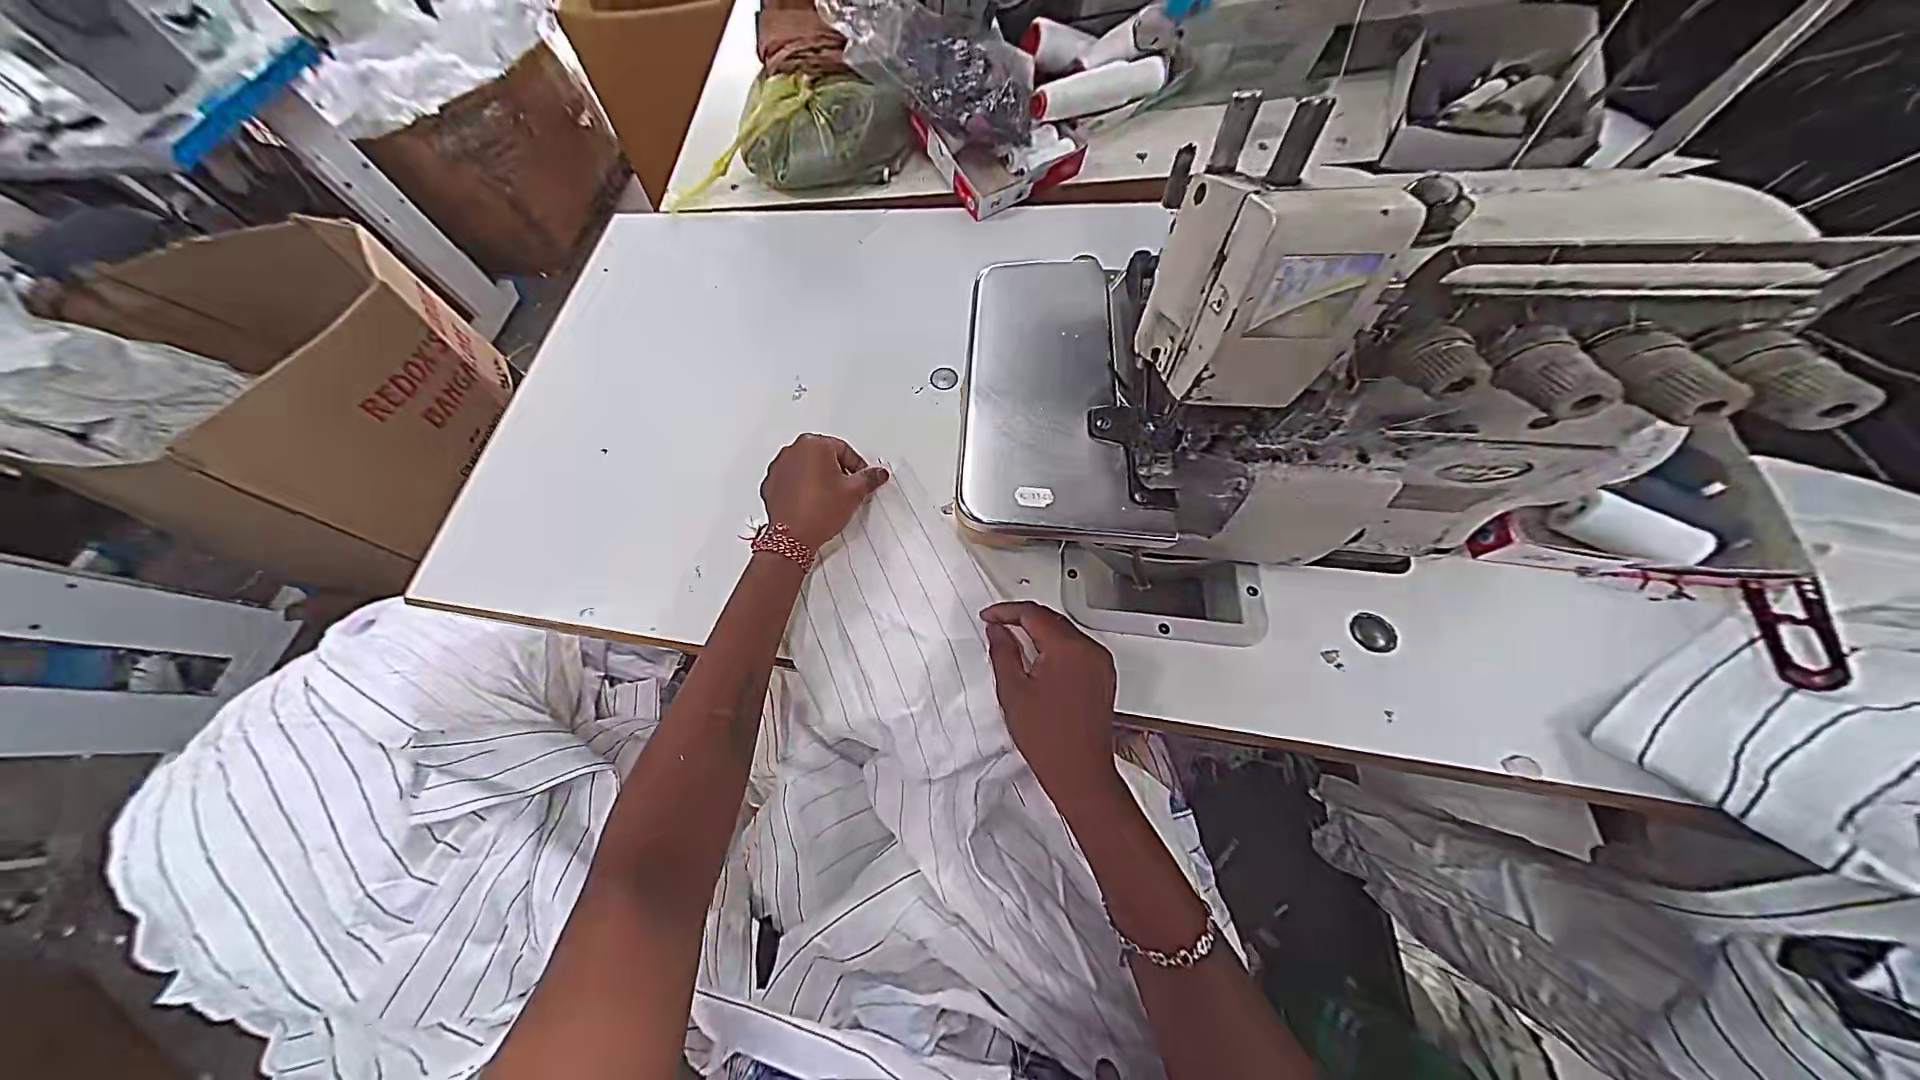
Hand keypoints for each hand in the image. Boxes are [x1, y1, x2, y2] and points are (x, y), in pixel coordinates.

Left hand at [761, 434, 889, 549]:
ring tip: (829, 498)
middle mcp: (793, 451)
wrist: (793, 537)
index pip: (843, 449)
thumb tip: (877, 474)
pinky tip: (813, 502)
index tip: (862, 477)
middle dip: (837, 470)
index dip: (857, 465)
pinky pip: (792, 480)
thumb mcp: (854, 492)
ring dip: (819, 478)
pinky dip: (802, 487)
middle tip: (847, 488)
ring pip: (806, 467)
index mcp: (814, 445)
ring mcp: (779, 467)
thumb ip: (869, 478)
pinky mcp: (771, 484)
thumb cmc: (818, 512)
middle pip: (823, 455)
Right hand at [982, 602, 1119, 803]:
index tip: (990, 616)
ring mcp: (1100, 663)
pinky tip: (1038, 658)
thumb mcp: (1013, 691)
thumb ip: (1003, 651)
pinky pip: (1077, 648)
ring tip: (1014, 641)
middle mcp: (1090, 651)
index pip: (1033, 613)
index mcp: (1068, 649)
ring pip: (1065, 631)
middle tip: (997, 625)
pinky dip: (1055, 646)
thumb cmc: (1051, 741)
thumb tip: (997, 630)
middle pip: (1051, 618)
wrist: (1079, 772)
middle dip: (1022, 618)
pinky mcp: (1103, 675)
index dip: (1006, 611)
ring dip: (1039, 631)